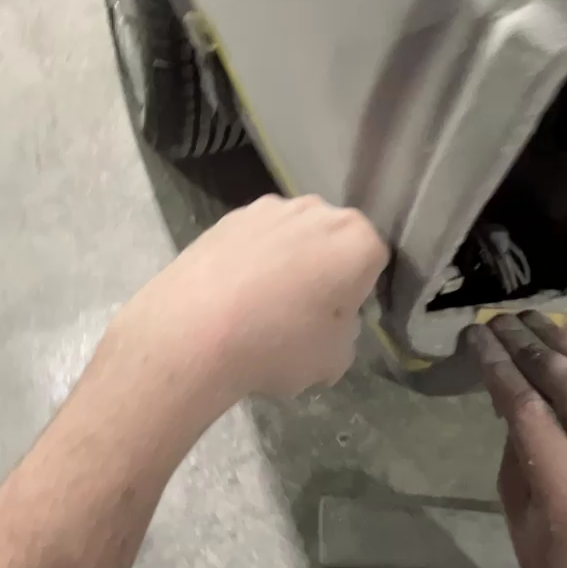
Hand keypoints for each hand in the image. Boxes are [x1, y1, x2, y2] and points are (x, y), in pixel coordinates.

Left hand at [105, 195, 387, 405]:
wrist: (192, 330)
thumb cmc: (278, 344)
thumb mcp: (335, 359)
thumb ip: (347, 330)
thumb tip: (331, 317)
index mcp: (355, 239)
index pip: (374, 260)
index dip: (359, 293)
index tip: (339, 319)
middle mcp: (316, 210)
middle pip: (332, 239)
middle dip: (325, 269)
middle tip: (303, 313)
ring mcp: (268, 208)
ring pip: (292, 235)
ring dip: (287, 261)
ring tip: (260, 305)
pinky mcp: (227, 216)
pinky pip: (254, 238)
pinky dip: (251, 258)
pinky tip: (232, 293)